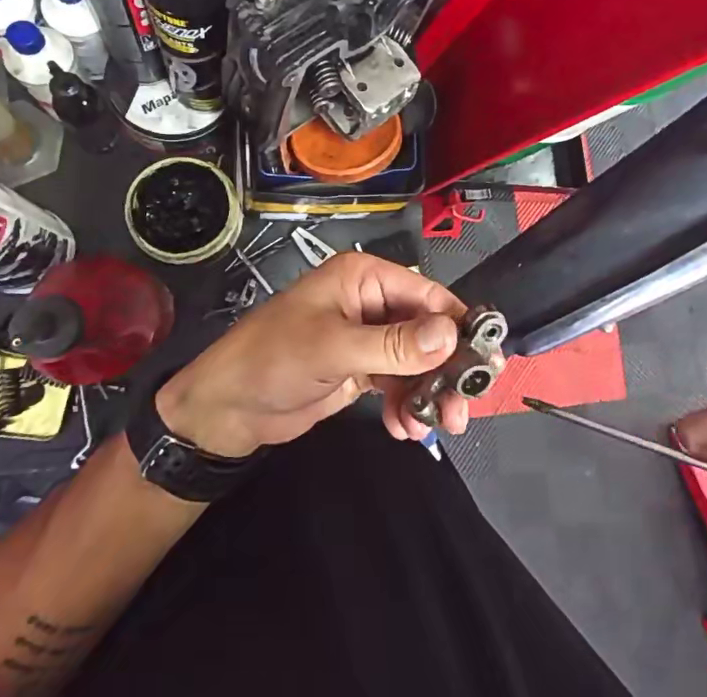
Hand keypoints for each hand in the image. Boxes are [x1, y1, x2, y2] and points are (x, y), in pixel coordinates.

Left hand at [157, 253, 475, 456]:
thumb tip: (449, 335)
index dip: (456, 325)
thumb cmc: (272, 360)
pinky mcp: (361, 369)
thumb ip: (394, 344)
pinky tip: (405, 427)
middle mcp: (371, 303)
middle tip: (463, 404)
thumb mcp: (334, 349)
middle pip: (427, 331)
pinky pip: (399, 383)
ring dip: (428, 393)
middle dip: (445, 369)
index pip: (426, 294)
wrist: (224, 410)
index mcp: (364, 279)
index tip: (482, 359)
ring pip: (417, 361)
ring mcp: (367, 338)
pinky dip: (406, 404)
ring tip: (434, 425)